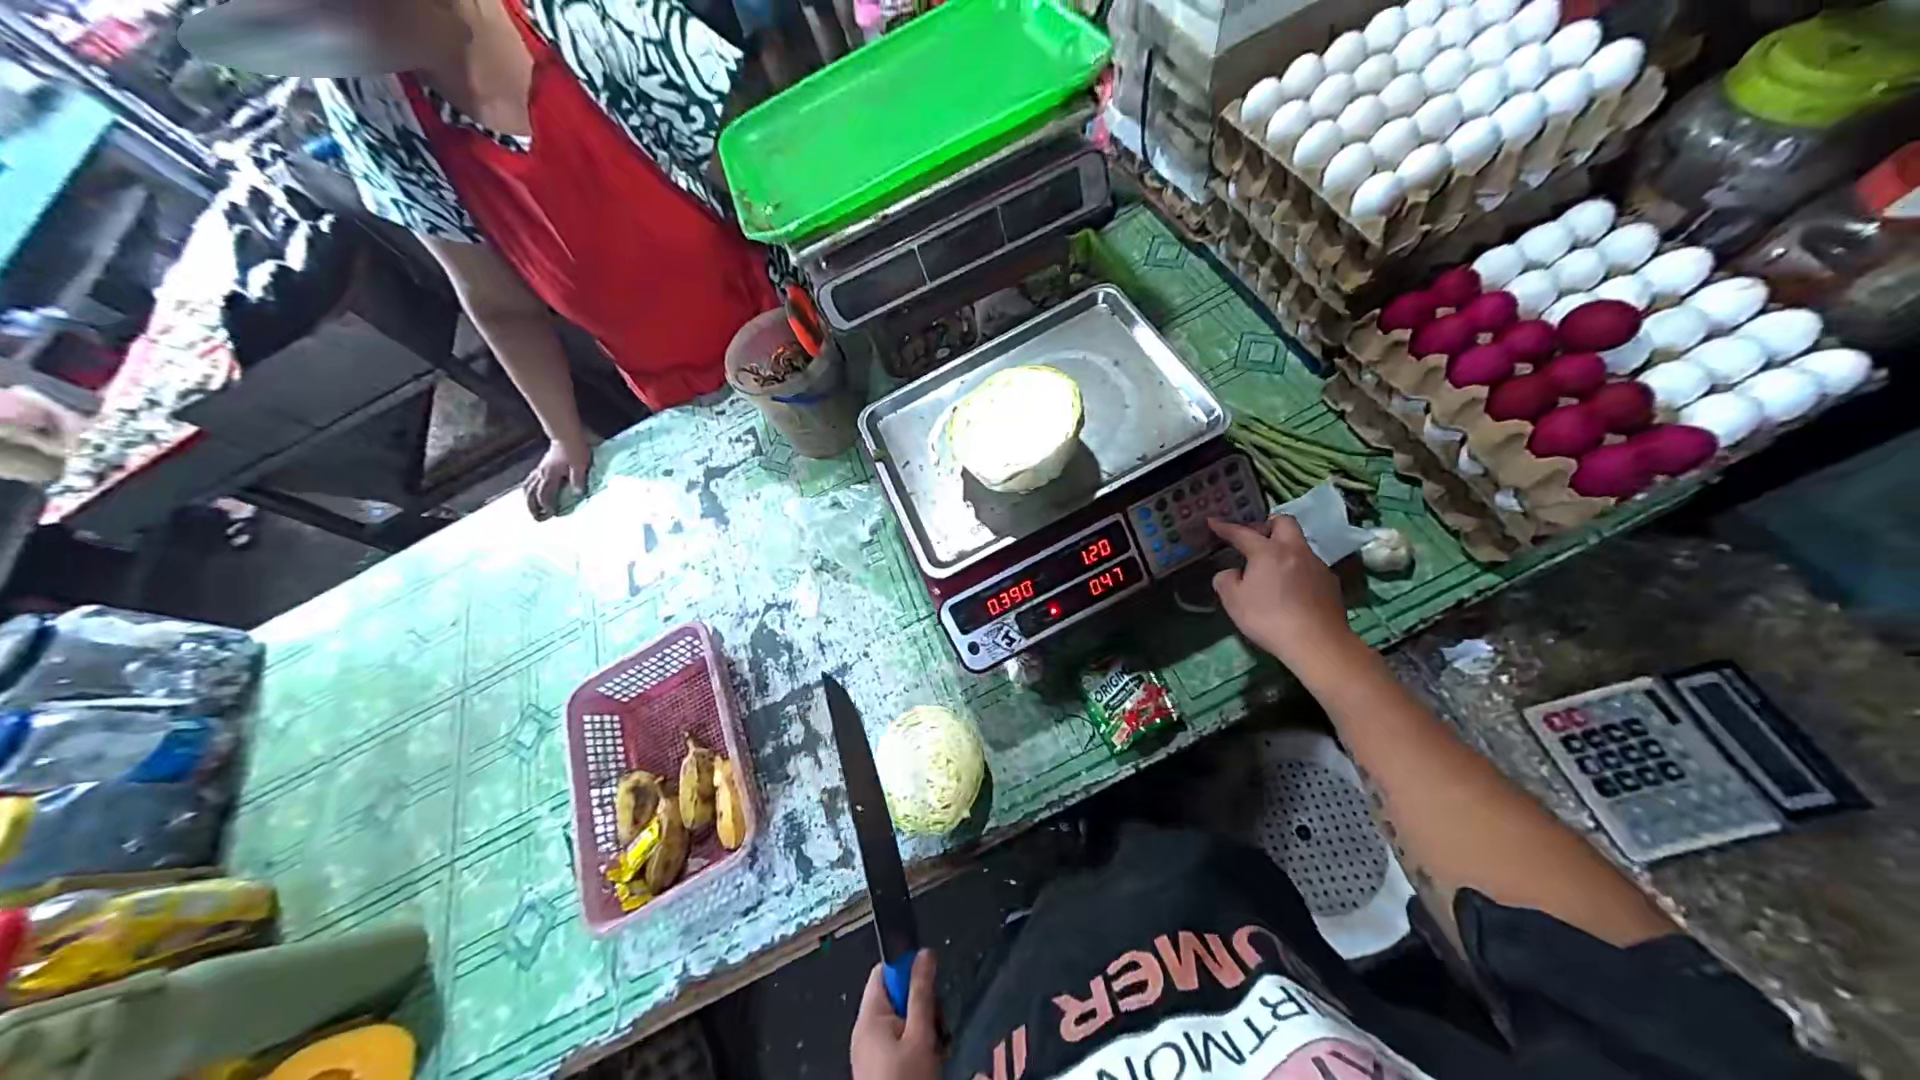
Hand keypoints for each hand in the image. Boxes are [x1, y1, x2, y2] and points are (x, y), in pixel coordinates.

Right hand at [524, 437, 589, 519]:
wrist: (566, 435)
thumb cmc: (576, 450)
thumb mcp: (580, 466)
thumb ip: (578, 481)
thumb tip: (576, 496)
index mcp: (550, 476)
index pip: (544, 495)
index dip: (546, 506)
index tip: (552, 515)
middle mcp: (541, 474)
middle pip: (531, 494)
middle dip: (532, 507)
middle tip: (537, 519)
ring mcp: (539, 470)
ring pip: (527, 487)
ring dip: (528, 499)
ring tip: (532, 509)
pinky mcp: (541, 466)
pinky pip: (530, 480)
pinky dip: (528, 489)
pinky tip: (531, 494)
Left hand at [851, 950, 940, 1079]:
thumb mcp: (921, 1036)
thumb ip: (922, 993)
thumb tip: (924, 953)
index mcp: (869, 1017)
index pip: (884, 971)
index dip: (908, 970)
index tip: (931, 986)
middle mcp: (865, 1031)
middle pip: (896, 996)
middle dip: (922, 1006)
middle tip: (938, 1027)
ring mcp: (869, 1052)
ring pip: (901, 1022)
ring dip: (923, 1029)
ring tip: (937, 1049)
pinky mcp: (877, 1070)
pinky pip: (898, 1043)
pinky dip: (916, 1046)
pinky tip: (930, 1062)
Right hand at [1209, 514, 1357, 671]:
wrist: (1317, 643)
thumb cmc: (1268, 619)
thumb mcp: (1233, 601)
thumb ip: (1226, 580)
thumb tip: (1231, 573)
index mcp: (1268, 551)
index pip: (1242, 533)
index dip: (1225, 527)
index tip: (1213, 522)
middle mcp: (1295, 550)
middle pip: (1284, 522)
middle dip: (1266, 525)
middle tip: (1254, 539)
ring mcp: (1317, 565)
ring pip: (1298, 544)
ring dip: (1283, 548)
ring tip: (1271, 568)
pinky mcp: (1330, 582)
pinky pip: (1309, 566)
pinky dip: (1296, 569)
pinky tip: (1291, 589)